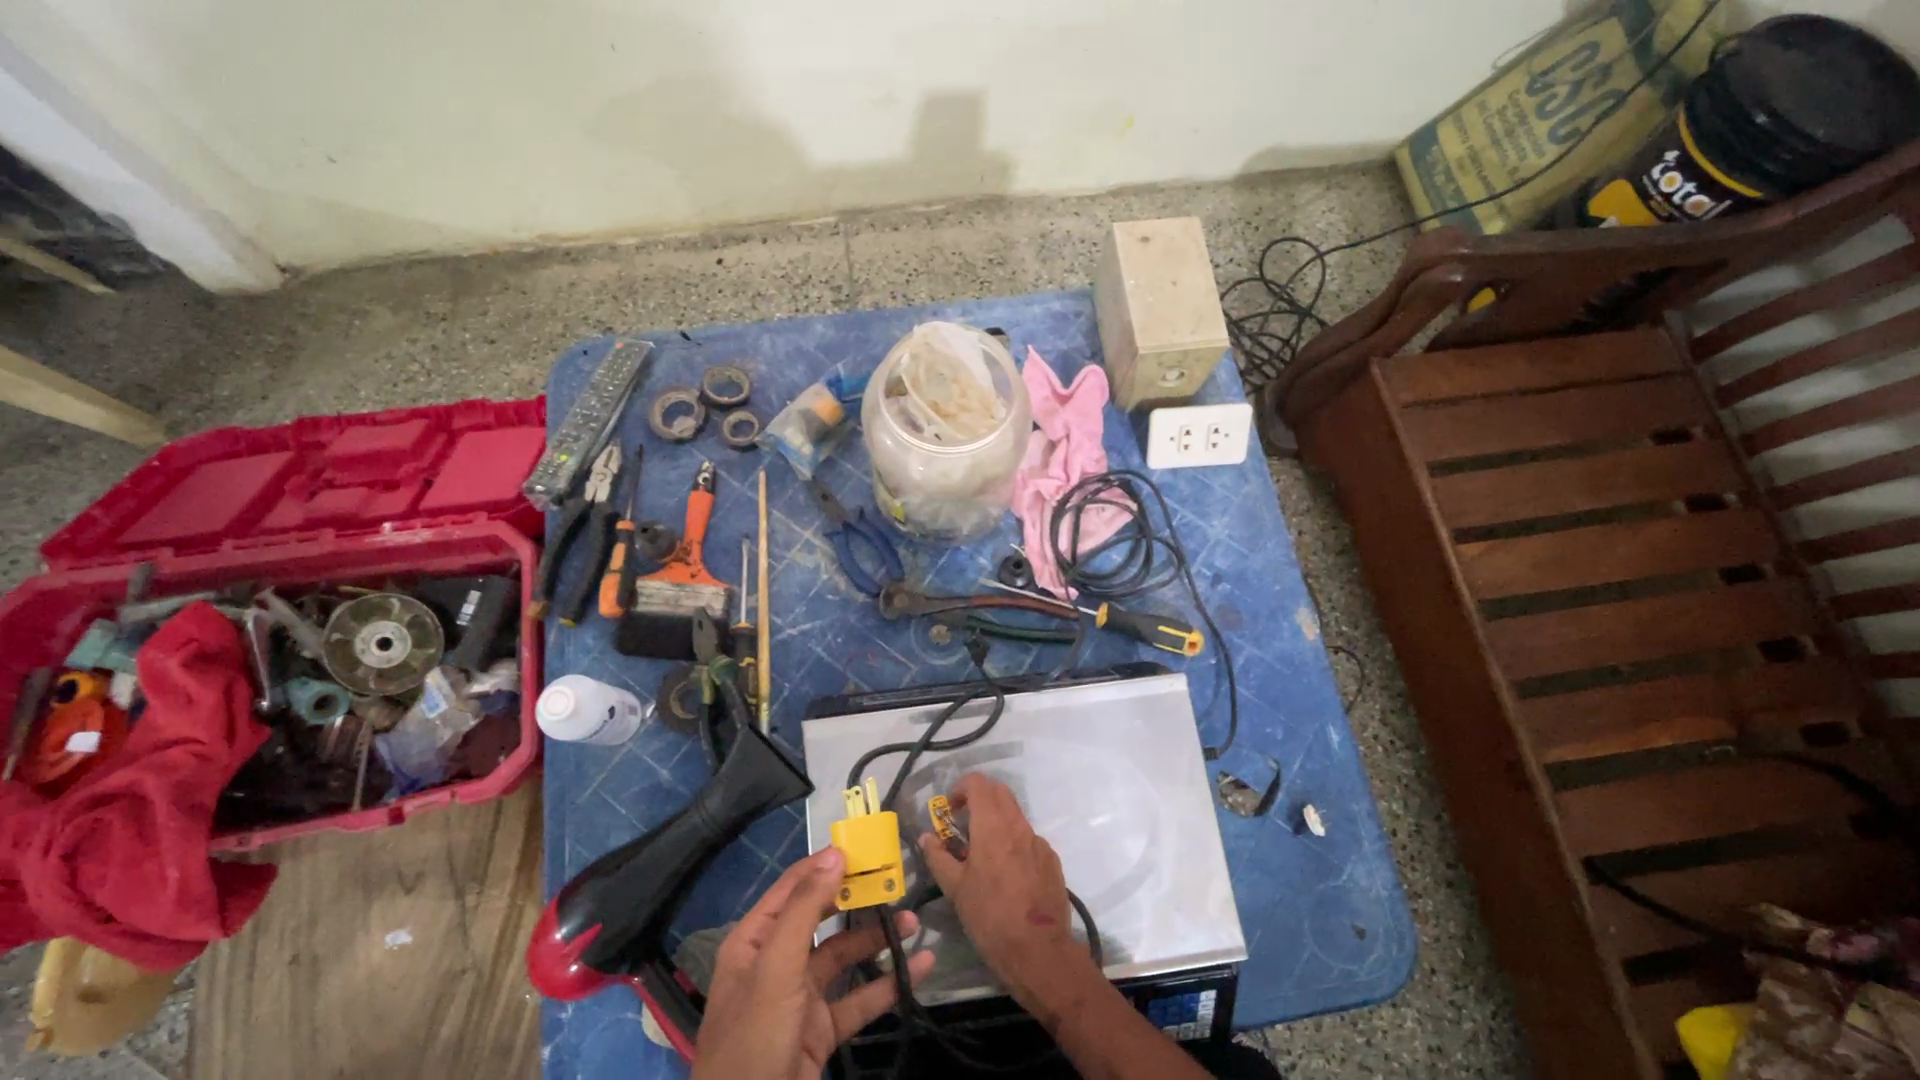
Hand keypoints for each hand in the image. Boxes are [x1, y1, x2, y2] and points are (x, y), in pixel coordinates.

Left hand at [691, 847, 936, 1079]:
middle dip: (859, 901)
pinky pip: (859, 999)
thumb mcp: (776, 968)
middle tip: (897, 883)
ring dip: (878, 941)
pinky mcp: (822, 1031)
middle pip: (823, 919)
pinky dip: (888, 984)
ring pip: (845, 957)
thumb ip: (804, 910)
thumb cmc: (754, 1037)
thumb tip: (834, 854)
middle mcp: (777, 962)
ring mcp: (800, 998)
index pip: (793, 888)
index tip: (867, 847)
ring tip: (914, 922)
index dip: (827, 865)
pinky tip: (919, 968)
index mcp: (755, 940)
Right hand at [916, 773, 1099, 1025]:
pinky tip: (1007, 876)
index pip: (979, 783)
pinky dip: (1013, 844)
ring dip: (997, 823)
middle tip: (963, 826)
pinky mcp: (1051, 861)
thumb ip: (938, 857)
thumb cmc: (990, 917)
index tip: (950, 810)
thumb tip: (926, 837)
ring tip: (983, 855)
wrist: (1039, 950)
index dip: (961, 788)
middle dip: (979, 799)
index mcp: (993, 827)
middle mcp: (1019, 827)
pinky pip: (1029, 840)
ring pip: (1016, 817)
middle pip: (1000, 793)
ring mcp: (1039, 843)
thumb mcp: (955, 889)